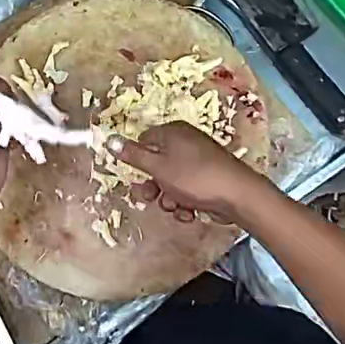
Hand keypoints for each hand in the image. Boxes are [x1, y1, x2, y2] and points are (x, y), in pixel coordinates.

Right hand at [107, 122, 269, 223]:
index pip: (144, 141)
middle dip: (153, 184)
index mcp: (173, 132)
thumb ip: (133, 155)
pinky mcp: (207, 178)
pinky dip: (185, 202)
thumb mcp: (158, 166)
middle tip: (151, 197)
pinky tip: (190, 211)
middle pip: (157, 163)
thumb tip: (109, 138)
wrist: (235, 195)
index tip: (136, 176)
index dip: (138, 160)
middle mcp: (186, 142)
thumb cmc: (194, 177)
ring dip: (169, 197)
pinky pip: (187, 189)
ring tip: (176, 206)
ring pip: (171, 181)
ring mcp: (198, 160)